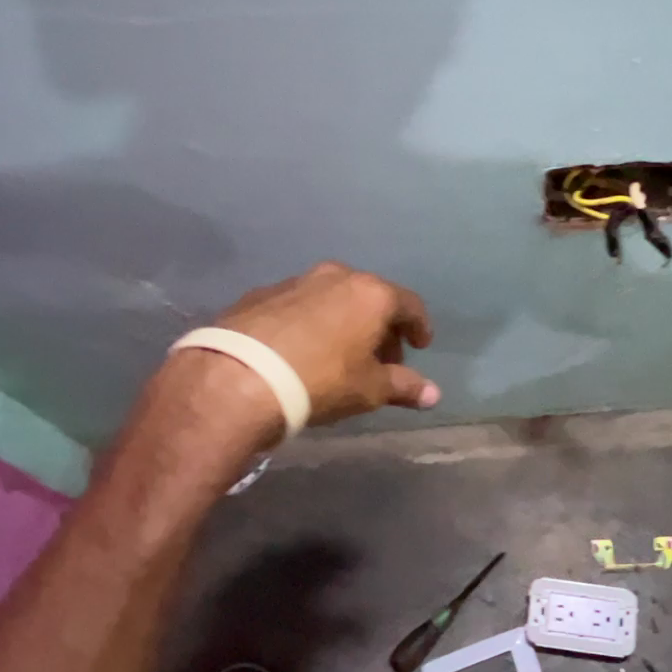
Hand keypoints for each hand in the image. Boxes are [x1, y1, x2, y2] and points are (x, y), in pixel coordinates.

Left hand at [207, 260, 439, 424]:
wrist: (238, 377)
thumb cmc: (320, 381)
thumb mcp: (368, 390)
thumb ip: (404, 387)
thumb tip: (433, 394)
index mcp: (372, 294)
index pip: (410, 305)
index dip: (419, 327)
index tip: (420, 346)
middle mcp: (337, 277)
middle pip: (371, 298)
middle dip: (380, 327)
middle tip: (380, 360)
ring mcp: (296, 281)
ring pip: (333, 298)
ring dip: (344, 322)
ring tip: (339, 355)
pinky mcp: (260, 294)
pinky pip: (299, 306)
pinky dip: (309, 323)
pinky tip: (300, 350)